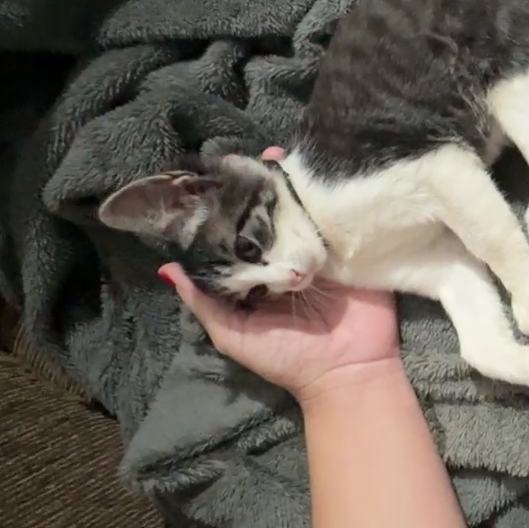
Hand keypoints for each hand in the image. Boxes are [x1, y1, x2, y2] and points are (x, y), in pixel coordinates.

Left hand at [159, 145, 401, 401]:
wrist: (348, 371)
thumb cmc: (288, 357)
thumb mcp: (233, 332)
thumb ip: (204, 301)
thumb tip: (167, 268)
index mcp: (264, 272)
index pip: (246, 232)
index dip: (236, 206)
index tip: (225, 176)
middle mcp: (295, 257)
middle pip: (280, 216)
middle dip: (270, 188)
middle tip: (261, 155)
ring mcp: (330, 254)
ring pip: (312, 214)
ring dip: (304, 187)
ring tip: (292, 155)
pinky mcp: (361, 254)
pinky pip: (349, 225)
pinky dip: (341, 204)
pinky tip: (333, 179)